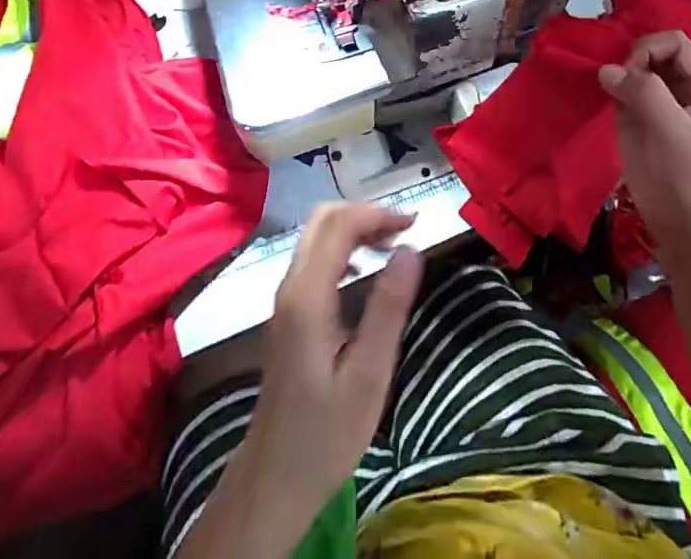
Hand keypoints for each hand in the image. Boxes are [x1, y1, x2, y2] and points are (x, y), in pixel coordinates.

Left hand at [249, 203, 421, 510]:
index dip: (378, 214)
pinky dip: (343, 248)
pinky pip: (314, 259)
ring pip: (316, 237)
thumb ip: (388, 307)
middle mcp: (290, 287)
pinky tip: (367, 270)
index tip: (416, 223)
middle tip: (406, 230)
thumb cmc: (326, 432)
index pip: (339, 225)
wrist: (274, 476)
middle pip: (322, 220)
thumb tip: (411, 249)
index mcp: (308, 296)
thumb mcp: (369, 373)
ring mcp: (284, 299)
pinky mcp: (288, 313)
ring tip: (394, 245)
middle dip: (365, 213)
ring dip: (354, 228)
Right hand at [599, 31, 690, 249]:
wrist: (685, 231)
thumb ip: (646, 95)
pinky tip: (602, 95)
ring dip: (617, 72)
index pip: (675, 44)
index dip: (649, 50)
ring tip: (606, 88)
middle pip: (652, 52)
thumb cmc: (690, 182)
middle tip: (615, 84)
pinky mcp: (635, 121)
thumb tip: (606, 69)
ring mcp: (657, 105)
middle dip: (630, 60)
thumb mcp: (675, 134)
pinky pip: (620, 91)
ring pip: (634, 70)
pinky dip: (609, 88)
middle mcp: (682, 89)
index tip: (630, 74)